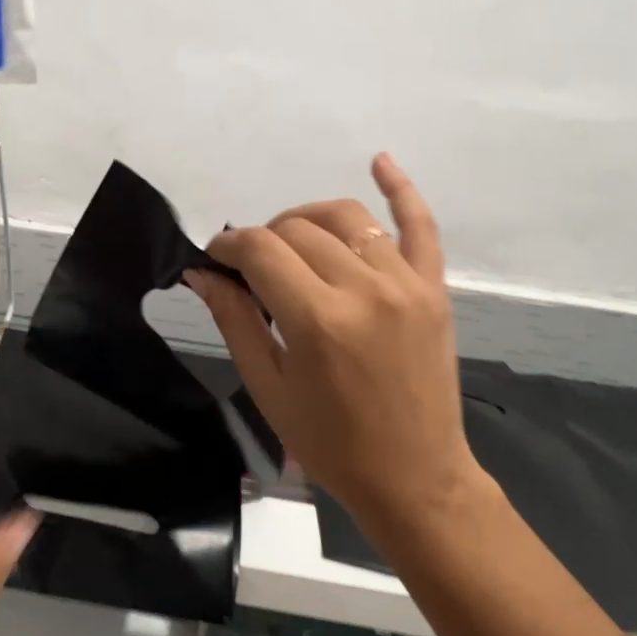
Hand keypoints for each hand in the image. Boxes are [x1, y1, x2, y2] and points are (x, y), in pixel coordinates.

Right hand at [185, 153, 482, 533]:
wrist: (413, 475)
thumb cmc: (330, 442)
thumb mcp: (269, 388)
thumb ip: (236, 321)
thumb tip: (202, 274)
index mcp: (318, 320)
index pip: (261, 251)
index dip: (228, 246)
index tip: (214, 258)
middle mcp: (365, 289)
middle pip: (299, 231)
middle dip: (262, 239)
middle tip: (248, 267)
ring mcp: (406, 284)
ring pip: (348, 218)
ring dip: (308, 219)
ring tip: (289, 242)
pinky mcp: (434, 288)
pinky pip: (421, 225)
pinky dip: (401, 189)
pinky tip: (380, 160)